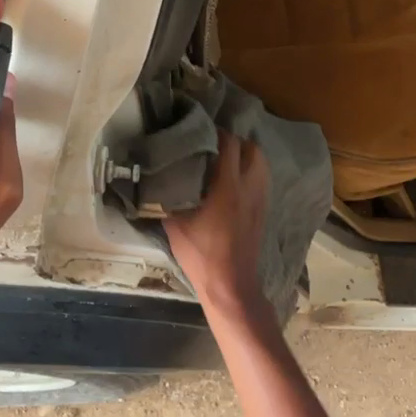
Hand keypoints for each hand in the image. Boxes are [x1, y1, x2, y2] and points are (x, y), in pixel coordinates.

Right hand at [163, 130, 268, 317]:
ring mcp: (260, 201)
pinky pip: (261, 181)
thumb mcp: (174, 224)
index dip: (216, 133)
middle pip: (252, 149)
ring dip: (246, 157)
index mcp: (227, 186)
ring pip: (261, 165)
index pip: (229, 144)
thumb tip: (152, 179)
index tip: (199, 131)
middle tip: (214, 144)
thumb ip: (166, 197)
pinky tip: (233, 183)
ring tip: (224, 161)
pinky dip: (250, 173)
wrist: (230, 285)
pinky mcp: (263, 213)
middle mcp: (249, 188)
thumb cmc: (200, 253)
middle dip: (235, 142)